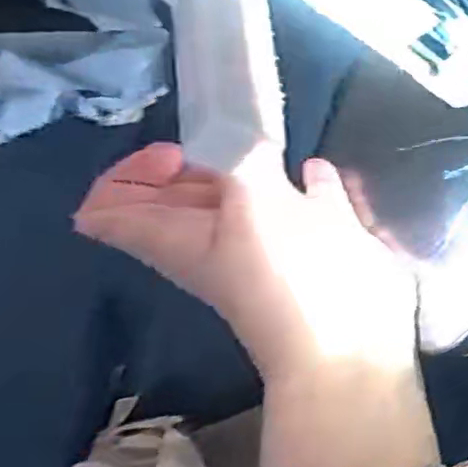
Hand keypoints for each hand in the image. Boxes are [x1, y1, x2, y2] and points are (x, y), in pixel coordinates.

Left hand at [75, 141, 417, 386]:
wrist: (354, 333)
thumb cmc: (292, 273)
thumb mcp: (257, 207)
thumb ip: (244, 162)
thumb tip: (240, 133)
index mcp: (178, 237)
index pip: (113, 207)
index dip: (130, 174)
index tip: (181, 151)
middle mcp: (219, 240)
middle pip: (182, 201)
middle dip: (195, 166)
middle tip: (231, 142)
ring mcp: (276, 244)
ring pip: (248, 203)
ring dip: (252, 174)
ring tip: (270, 149)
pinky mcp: (327, 244)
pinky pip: (312, 205)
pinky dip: (311, 185)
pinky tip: (323, 170)